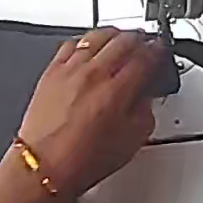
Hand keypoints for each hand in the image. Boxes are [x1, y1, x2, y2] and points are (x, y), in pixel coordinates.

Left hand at [16, 28, 162, 194]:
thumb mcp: (130, 143)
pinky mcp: (52, 71)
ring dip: (115, 34)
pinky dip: (86, 41)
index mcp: (116, 92)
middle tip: (144, 42)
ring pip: (98, 36)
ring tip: (121, 38)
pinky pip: (72, 44)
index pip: (144, 58)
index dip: (157, 51)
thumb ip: (144, 113)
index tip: (159, 50)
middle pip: (124, 41)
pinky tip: (90, 46)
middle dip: (139, 38)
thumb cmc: (80, 161)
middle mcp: (94, 75)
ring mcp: (71, 70)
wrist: (43, 167)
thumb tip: (146, 97)